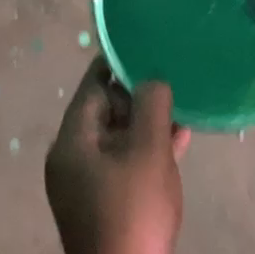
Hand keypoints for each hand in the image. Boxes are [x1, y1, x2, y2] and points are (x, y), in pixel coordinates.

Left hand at [46, 55, 191, 253]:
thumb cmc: (134, 210)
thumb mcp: (148, 147)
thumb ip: (151, 102)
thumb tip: (152, 80)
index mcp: (71, 141)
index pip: (93, 84)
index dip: (121, 62)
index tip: (151, 44)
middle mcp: (71, 159)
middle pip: (105, 109)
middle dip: (139, 94)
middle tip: (174, 77)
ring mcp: (86, 185)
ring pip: (119, 137)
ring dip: (149, 123)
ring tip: (183, 108)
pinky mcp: (104, 205)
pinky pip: (124, 162)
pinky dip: (147, 150)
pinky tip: (179, 141)